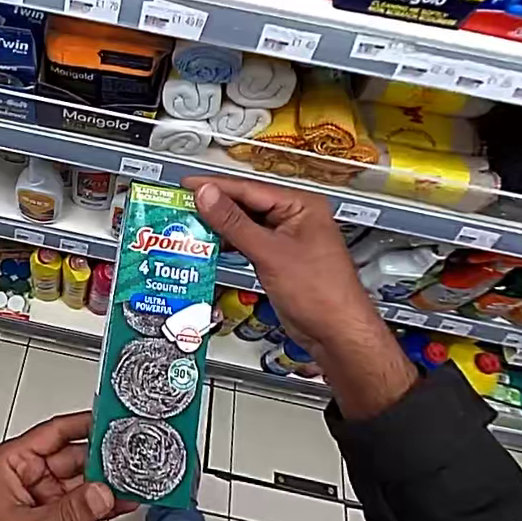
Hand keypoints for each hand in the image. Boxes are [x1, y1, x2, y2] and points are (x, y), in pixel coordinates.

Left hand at [0, 411, 134, 520]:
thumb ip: (71, 512)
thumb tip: (102, 492)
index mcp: (14, 463)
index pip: (55, 432)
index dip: (84, 423)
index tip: (111, 419)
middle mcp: (29, 475)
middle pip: (74, 455)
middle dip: (102, 457)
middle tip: (131, 455)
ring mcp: (42, 497)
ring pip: (82, 480)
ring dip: (106, 482)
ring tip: (133, 478)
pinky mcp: (52, 519)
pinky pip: (83, 504)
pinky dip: (101, 504)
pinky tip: (122, 501)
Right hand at [188, 176, 418, 418]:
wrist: (337, 335)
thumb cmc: (322, 294)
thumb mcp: (269, 252)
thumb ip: (234, 222)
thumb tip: (207, 195)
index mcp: (301, 205)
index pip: (249, 188)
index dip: (215, 186)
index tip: (188, 186)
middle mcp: (295, 217)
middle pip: (246, 204)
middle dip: (215, 206)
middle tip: (184, 205)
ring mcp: (287, 238)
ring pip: (245, 224)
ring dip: (220, 226)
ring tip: (191, 224)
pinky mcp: (279, 258)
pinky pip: (249, 243)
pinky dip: (230, 244)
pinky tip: (211, 246)